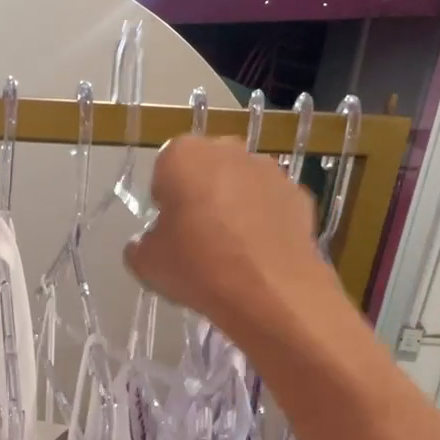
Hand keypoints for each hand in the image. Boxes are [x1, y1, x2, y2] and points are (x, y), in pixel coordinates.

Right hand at [124, 135, 348, 360]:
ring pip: (241, 185)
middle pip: (207, 170)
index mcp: (183, 156)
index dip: (164, 200)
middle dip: (201, 196)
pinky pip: (270, 206)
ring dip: (234, 208)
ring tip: (230, 253)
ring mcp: (269, 170)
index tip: (167, 229)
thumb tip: (148, 242)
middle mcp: (229, 150)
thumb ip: (140, 245)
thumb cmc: (196, 267)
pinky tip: (257, 257)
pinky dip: (263, 224)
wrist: (267, 289)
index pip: (164, 169)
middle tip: (196, 238)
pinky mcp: (298, 195)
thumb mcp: (146, 264)